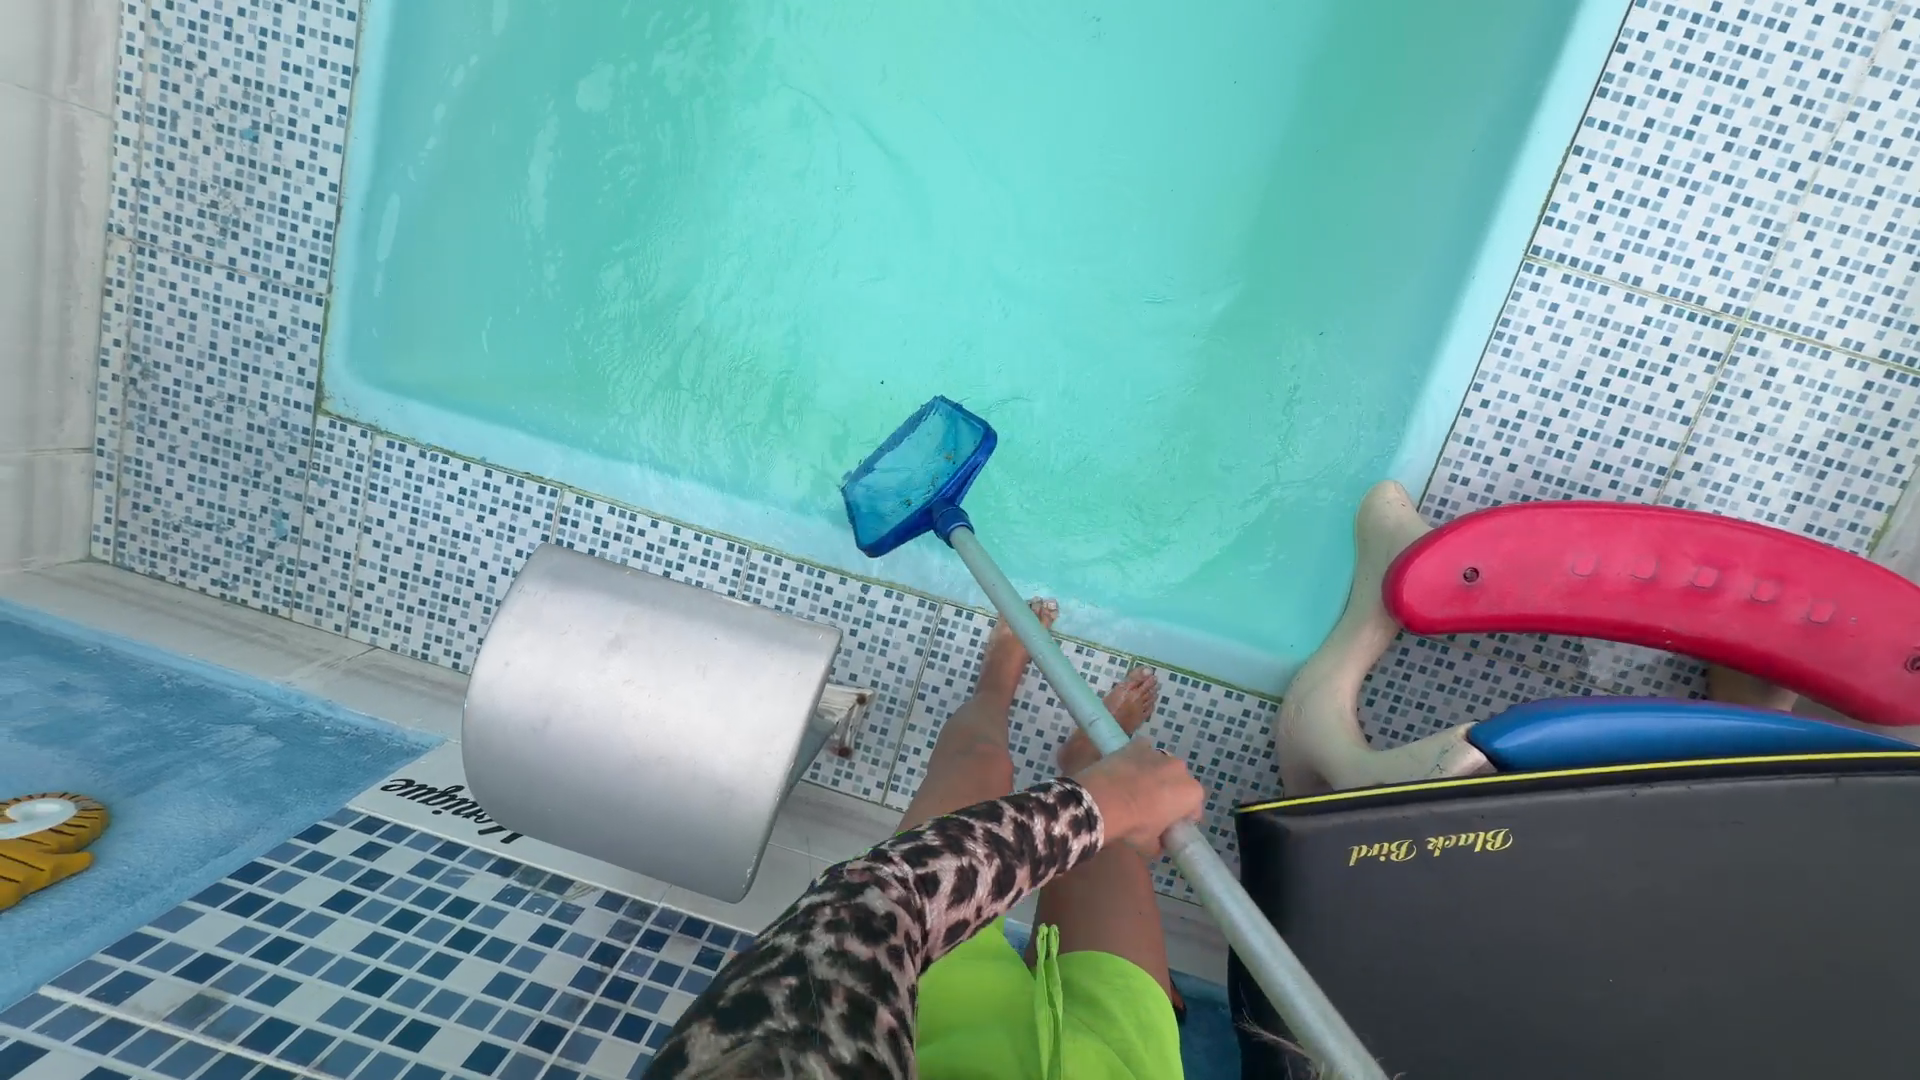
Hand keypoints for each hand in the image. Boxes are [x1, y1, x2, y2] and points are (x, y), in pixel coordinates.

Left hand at [1072, 739, 1203, 856]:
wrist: (1103, 799)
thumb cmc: (1133, 824)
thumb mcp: (1150, 845)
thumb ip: (1159, 843)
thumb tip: (1156, 842)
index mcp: (1191, 793)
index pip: (1193, 808)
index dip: (1182, 819)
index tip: (1169, 826)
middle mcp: (1180, 769)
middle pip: (1178, 783)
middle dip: (1170, 793)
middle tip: (1152, 807)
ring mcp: (1158, 753)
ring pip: (1161, 765)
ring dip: (1155, 774)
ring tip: (1136, 787)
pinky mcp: (1137, 744)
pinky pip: (1142, 751)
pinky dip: (1138, 758)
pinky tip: (1126, 769)